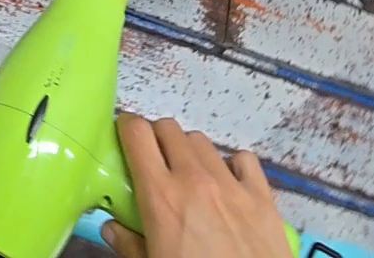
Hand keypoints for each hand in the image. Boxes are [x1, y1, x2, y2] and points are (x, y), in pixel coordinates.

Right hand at [102, 114, 291, 257]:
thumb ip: (129, 246)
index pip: (137, 133)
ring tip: (188, 176)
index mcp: (162, 197)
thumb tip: (111, 226)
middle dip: (156, 138)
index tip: (123, 137)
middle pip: (168, 128)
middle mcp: (194, 179)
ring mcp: (231, 185)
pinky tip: (227, 183)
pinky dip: (232, 164)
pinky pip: (244, 159)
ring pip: (201, 141)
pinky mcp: (262, 198)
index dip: (126, 128)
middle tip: (153, 161)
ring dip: (189, 151)